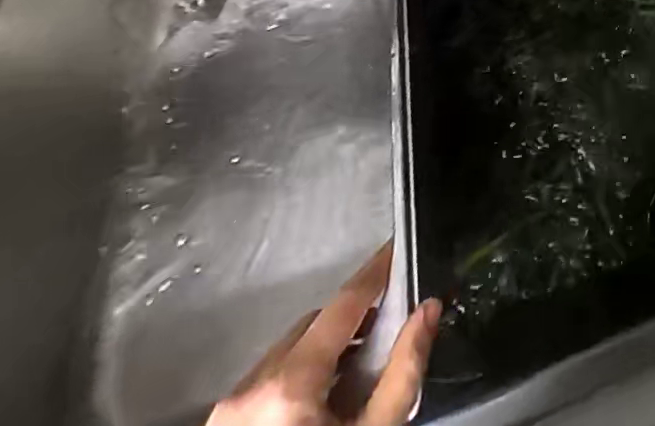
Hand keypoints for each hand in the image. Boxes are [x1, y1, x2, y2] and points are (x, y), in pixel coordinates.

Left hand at [207, 244, 442, 425]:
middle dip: (353, 318)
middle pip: (311, 326)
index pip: (341, 306)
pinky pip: (268, 379)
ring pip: (287, 353)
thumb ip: (406, 366)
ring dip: (328, 346)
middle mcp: (249, 388)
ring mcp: (225, 412)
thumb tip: (429, 308)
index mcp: (289, 383)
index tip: (396, 246)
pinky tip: (327, 398)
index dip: (373, 273)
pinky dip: (303, 372)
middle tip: (391, 324)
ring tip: (362, 367)